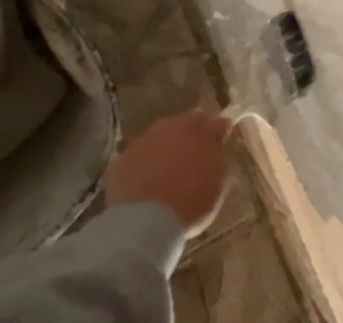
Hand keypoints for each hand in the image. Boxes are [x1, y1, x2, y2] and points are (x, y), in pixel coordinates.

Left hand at [104, 108, 232, 234]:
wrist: (144, 221)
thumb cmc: (191, 204)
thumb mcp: (219, 184)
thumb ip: (220, 158)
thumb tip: (217, 144)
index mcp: (199, 130)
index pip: (214, 121)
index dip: (218, 131)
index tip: (220, 142)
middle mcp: (170, 126)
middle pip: (186, 123)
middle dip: (192, 135)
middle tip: (195, 155)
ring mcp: (144, 139)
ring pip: (160, 137)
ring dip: (166, 147)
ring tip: (169, 171)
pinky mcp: (122, 157)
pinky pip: (139, 155)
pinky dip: (145, 163)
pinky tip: (147, 183)